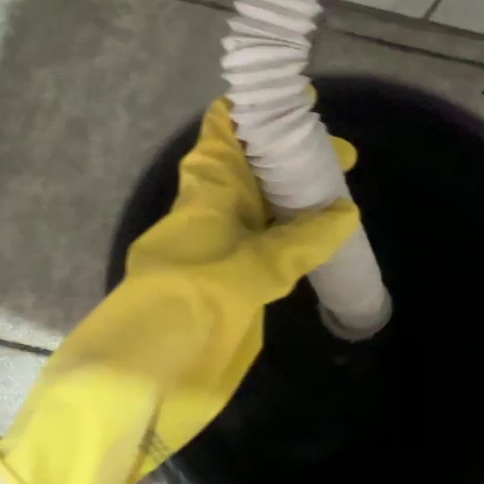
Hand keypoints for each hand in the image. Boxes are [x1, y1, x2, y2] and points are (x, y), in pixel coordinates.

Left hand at [0, 97, 360, 483]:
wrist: (139, 382)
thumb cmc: (184, 312)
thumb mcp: (245, 275)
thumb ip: (295, 245)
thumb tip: (345, 213)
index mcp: (205, 196)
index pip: (224, 136)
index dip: (254, 113)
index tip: (299, 100)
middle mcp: (211, 215)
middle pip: (248, 170)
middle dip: (287, 155)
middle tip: (340, 154)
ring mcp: (220, 252)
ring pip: (258, 209)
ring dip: (291, 195)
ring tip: (337, 188)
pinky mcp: (230, 286)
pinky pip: (265, 247)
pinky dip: (291, 235)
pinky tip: (319, 238)